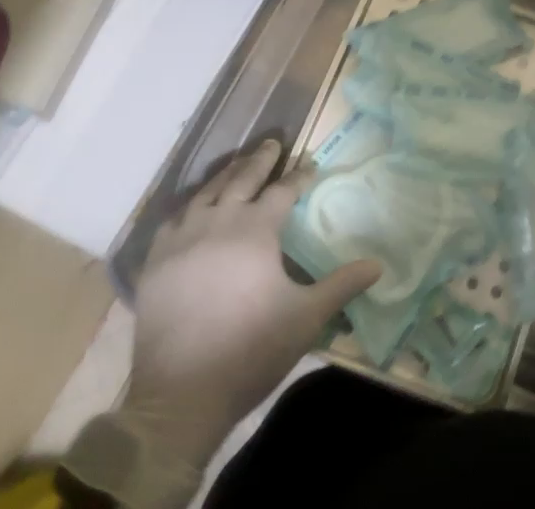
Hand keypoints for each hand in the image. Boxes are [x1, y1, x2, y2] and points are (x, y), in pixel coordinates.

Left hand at [125, 139, 381, 463]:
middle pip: (240, 181)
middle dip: (259, 161)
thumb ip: (342, 285)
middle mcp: (216, 224)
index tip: (310, 164)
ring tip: (237, 165)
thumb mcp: (307, 317)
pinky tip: (193, 209)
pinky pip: (172, 221)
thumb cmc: (253, 349)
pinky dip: (188, 206)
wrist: (184, 392)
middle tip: (272, 142)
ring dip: (224, 176)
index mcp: (255, 232)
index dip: (299, 177)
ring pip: (204, 195)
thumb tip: (378, 265)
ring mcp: (180, 241)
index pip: (282, 192)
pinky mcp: (156, 263)